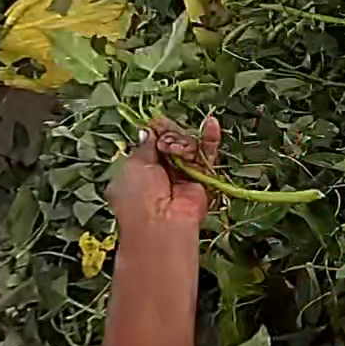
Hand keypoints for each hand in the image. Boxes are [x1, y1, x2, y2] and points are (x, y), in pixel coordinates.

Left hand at [107, 114, 220, 237]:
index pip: (151, 142)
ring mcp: (183, 172)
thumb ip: (144, 145)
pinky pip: (207, 154)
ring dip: (185, 142)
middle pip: (172, 140)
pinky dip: (210, 139)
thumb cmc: (138, 197)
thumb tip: (149, 130)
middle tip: (167, 142)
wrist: (162, 222)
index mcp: (138, 168)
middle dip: (171, 136)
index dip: (156, 131)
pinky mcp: (203, 176)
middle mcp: (162, 170)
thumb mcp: (133, 165)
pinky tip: (211, 124)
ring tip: (180, 150)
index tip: (157, 123)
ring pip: (189, 146)